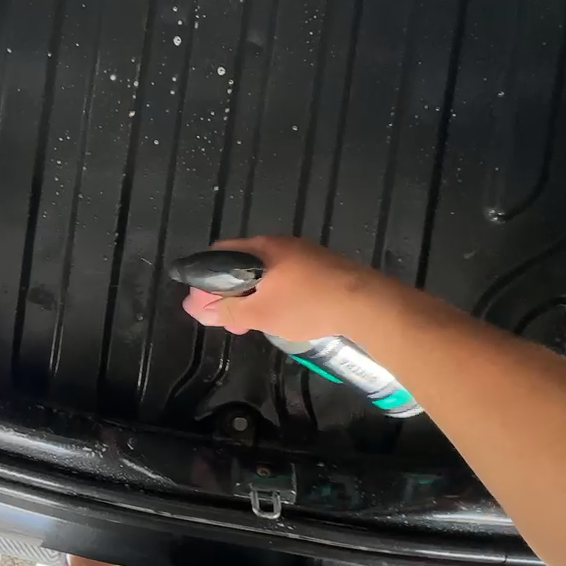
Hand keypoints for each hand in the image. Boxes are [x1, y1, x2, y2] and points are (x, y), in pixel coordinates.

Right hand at [180, 236, 398, 340]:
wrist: (367, 304)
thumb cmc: (306, 305)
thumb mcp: (259, 314)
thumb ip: (226, 310)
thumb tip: (198, 308)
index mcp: (261, 248)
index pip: (218, 253)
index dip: (204, 278)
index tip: (204, 303)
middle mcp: (280, 244)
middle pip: (241, 264)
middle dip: (229, 292)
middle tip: (228, 319)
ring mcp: (304, 253)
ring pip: (265, 272)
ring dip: (252, 295)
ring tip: (252, 321)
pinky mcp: (322, 266)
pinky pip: (286, 276)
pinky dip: (274, 293)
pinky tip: (280, 314)